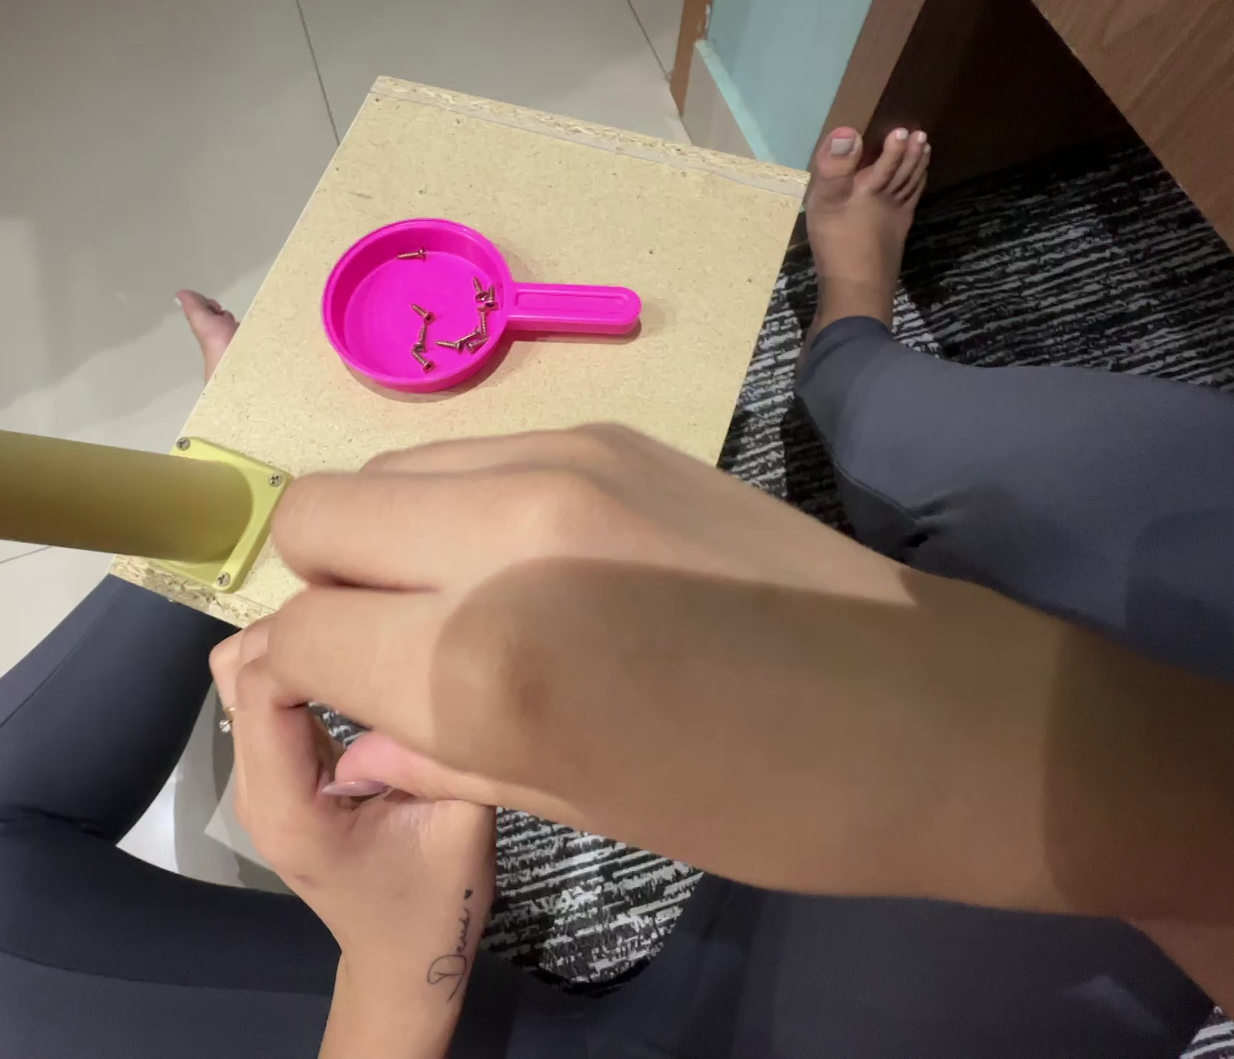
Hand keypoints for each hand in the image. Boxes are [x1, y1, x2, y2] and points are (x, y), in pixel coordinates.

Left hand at [210, 625, 494, 1008]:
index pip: (265, 688)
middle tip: (373, 616)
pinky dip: (304, 664)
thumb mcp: (461, 822)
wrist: (403, 959)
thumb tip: (420, 668)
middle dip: (301, 631)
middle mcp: (256, 786)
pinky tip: (357, 660)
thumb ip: (439, 747)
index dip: (310, 639)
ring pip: (247, 677)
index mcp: (290, 805)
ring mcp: (260, 780)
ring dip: (301, 643)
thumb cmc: (434, 900)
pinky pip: (269, 695)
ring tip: (368, 633)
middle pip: (241, 672)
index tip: (374, 618)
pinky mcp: (277, 772)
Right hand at [256, 425, 1065, 901]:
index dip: (298, 664)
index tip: (327, 687)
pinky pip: (472, 454)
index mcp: (487, 660)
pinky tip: (530, 555)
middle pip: (316, 509)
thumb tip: (339, 734)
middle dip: (323, 579)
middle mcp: (504, 529)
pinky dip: (459, 505)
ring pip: (389, 467)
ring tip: (460, 594)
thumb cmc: (758, 800)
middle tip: (386, 635)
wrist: (935, 708)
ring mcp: (560, 456)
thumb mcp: (575, 804)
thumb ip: (428, 752)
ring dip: (389, 534)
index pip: (304, 629)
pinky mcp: (610, 429)